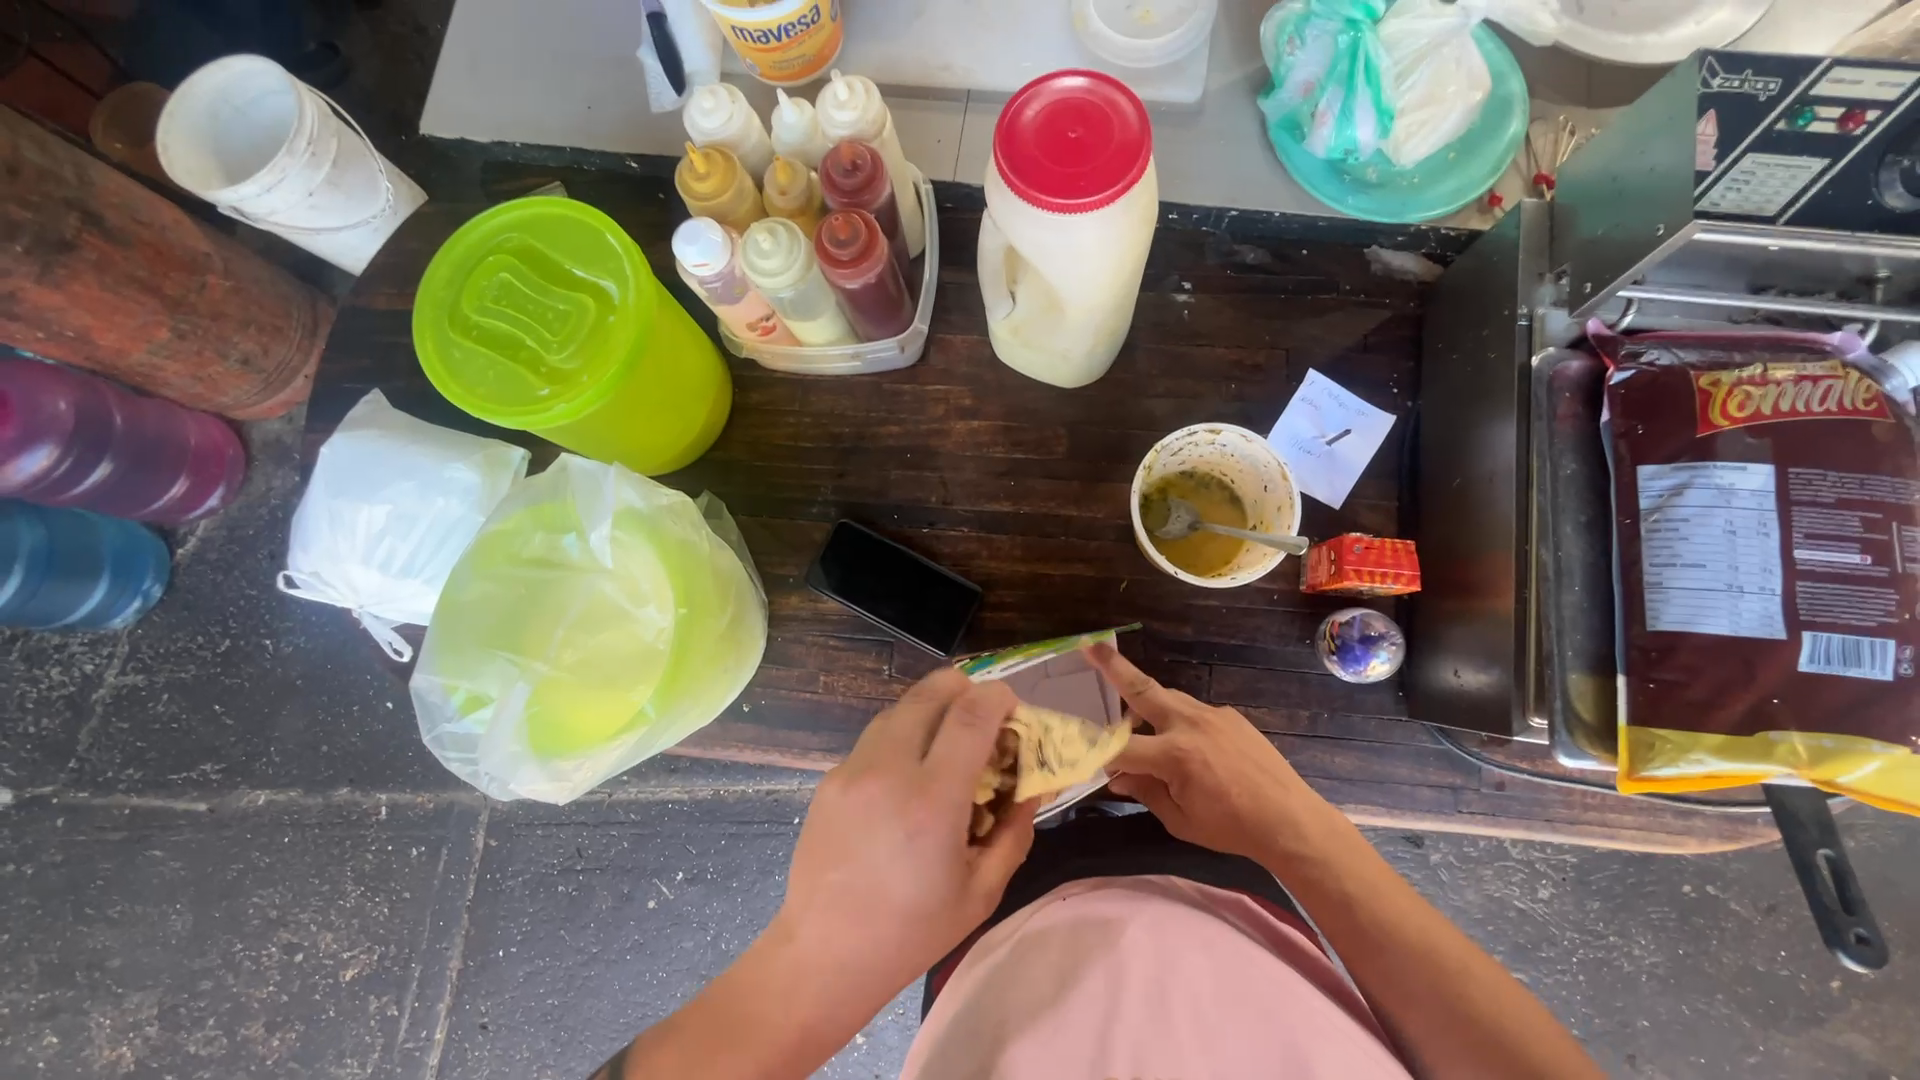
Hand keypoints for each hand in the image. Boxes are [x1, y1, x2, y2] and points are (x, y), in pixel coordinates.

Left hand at [772, 668, 1036, 995]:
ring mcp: (852, 770)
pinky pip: (874, 739)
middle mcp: (889, 770)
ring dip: (930, 710)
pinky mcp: (830, 779)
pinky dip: (901, 737)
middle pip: (929, 693)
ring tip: (947, 740)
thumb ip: (1014, 833)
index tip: (1013, 707)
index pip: (970, 715)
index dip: (997, 697)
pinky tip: (909, 774)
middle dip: (964, 689)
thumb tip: (1029, 789)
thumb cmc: (911, 931)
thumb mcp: (982, 893)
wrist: (824, 953)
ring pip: (898, 709)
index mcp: (932, 800)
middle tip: (982, 713)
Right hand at [1085, 642, 1333, 862]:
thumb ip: (1145, 792)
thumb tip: (1118, 777)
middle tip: (1090, 645)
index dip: (1099, 753)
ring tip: (1133, 717)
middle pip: (1142, 689)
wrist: (1289, 819)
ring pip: (1168, 697)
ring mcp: (1212, 715)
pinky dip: (1178, 720)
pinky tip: (1186, 744)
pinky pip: (1193, 711)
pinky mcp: (1230, 716)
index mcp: (1173, 755)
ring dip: (1146, 701)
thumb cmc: (1231, 828)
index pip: (1120, 748)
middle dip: (1113, 666)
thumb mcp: (1180, 820)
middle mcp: (1189, 725)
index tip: (1088, 758)